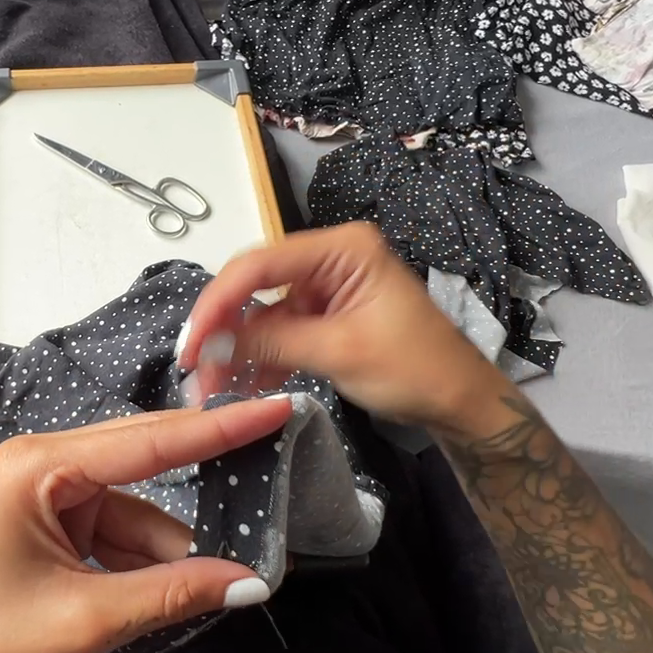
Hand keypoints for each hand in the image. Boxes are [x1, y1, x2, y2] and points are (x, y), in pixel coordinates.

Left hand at [0, 398, 290, 652]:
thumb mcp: (87, 619)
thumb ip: (173, 593)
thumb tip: (251, 582)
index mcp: (39, 465)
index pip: (146, 443)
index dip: (217, 429)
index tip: (273, 408)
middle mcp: (44, 461)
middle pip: (144, 458)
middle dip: (205, 471)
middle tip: (272, 456)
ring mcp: (50, 489)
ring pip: (138, 505)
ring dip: (173, 546)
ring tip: (223, 579)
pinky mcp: (56, 517)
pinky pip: (119, 528)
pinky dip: (147, 558)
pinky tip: (177, 587)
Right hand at [180, 223, 509, 433]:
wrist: (460, 403)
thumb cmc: (415, 369)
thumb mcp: (339, 353)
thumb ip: (269, 343)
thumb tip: (209, 345)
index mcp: (341, 248)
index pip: (260, 263)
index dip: (218, 301)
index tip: (192, 341)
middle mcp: (327, 259)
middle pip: (254, 285)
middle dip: (223, 327)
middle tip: (193, 364)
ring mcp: (324, 288)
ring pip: (261, 313)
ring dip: (236, 349)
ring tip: (210, 384)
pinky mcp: (322, 317)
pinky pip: (278, 332)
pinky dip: (259, 358)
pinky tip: (239, 384)